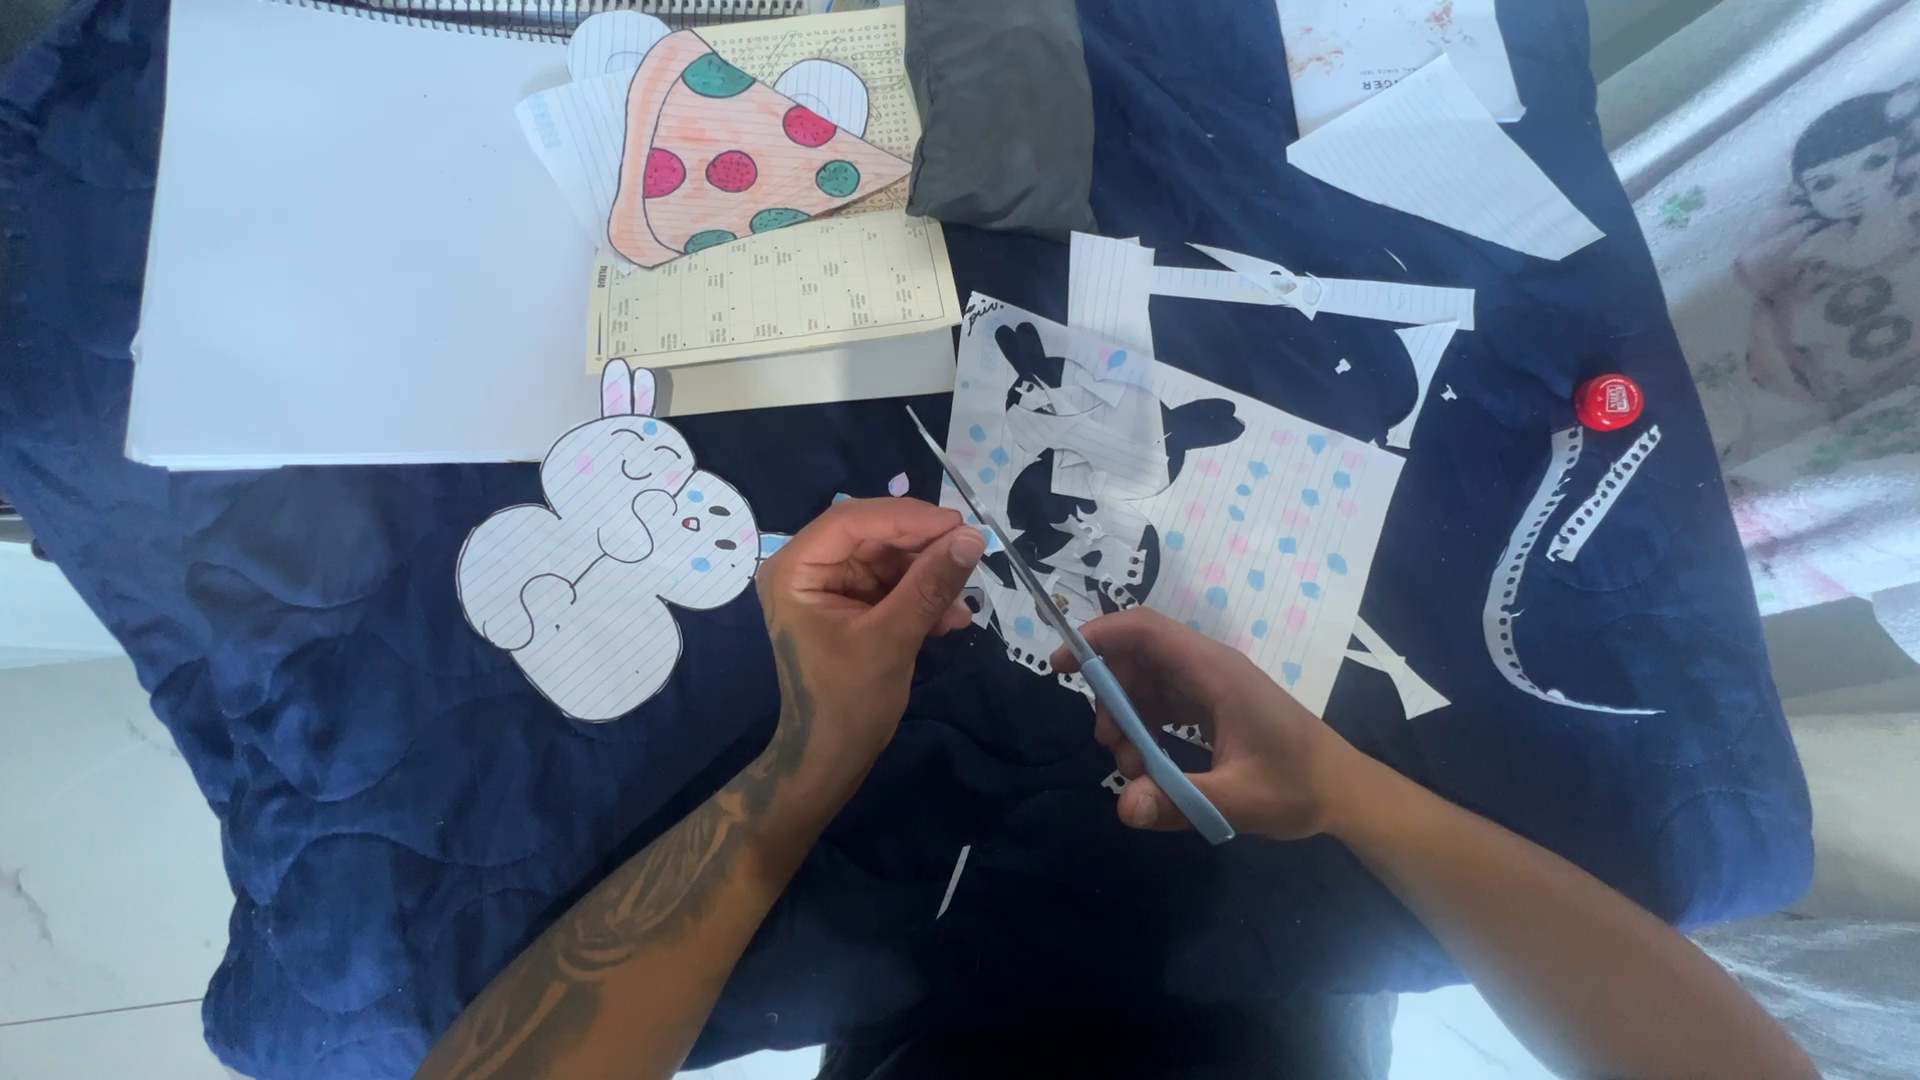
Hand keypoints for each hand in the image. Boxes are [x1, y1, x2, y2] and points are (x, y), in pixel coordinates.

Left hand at [755, 498, 984, 800]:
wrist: (833, 755)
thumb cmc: (848, 701)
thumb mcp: (892, 639)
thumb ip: (930, 586)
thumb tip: (972, 538)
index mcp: (795, 570)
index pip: (851, 521)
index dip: (906, 518)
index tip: (957, 525)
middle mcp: (807, 567)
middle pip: (873, 534)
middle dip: (922, 547)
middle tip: (968, 551)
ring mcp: (830, 584)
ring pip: (889, 557)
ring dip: (928, 576)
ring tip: (960, 604)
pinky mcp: (852, 602)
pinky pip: (893, 583)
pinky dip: (922, 596)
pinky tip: (952, 619)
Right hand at [1049, 608, 1360, 840]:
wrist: (1345, 792)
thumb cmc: (1298, 788)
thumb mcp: (1238, 801)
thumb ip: (1178, 803)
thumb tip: (1123, 807)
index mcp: (1215, 671)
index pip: (1145, 630)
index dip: (1099, 636)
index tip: (1062, 664)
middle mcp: (1207, 667)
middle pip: (1137, 654)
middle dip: (1110, 693)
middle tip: (1109, 745)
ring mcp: (1208, 683)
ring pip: (1145, 677)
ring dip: (1126, 715)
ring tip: (1134, 766)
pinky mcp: (1210, 702)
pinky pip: (1160, 697)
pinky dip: (1144, 723)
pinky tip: (1149, 761)